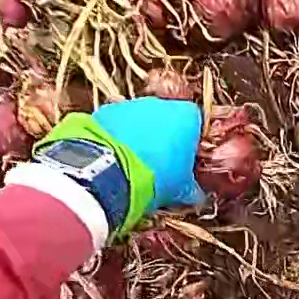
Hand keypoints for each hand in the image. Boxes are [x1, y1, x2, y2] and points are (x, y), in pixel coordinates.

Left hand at [25, 97, 203, 237]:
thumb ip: (191, 187)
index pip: (195, 124)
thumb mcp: (182, 189)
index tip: (184, 162)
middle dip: (163, 138)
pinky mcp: (103, 111)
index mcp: (187, 116)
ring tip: (133, 165)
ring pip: (139, 120)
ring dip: (138, 137)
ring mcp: (130, 104)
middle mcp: (160, 104)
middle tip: (160, 165)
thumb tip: (194, 195)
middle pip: (166, 118)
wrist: (107, 172)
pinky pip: (115, 124)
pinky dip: (116, 137)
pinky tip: (113, 160)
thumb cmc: (157, 177)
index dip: (190, 143)